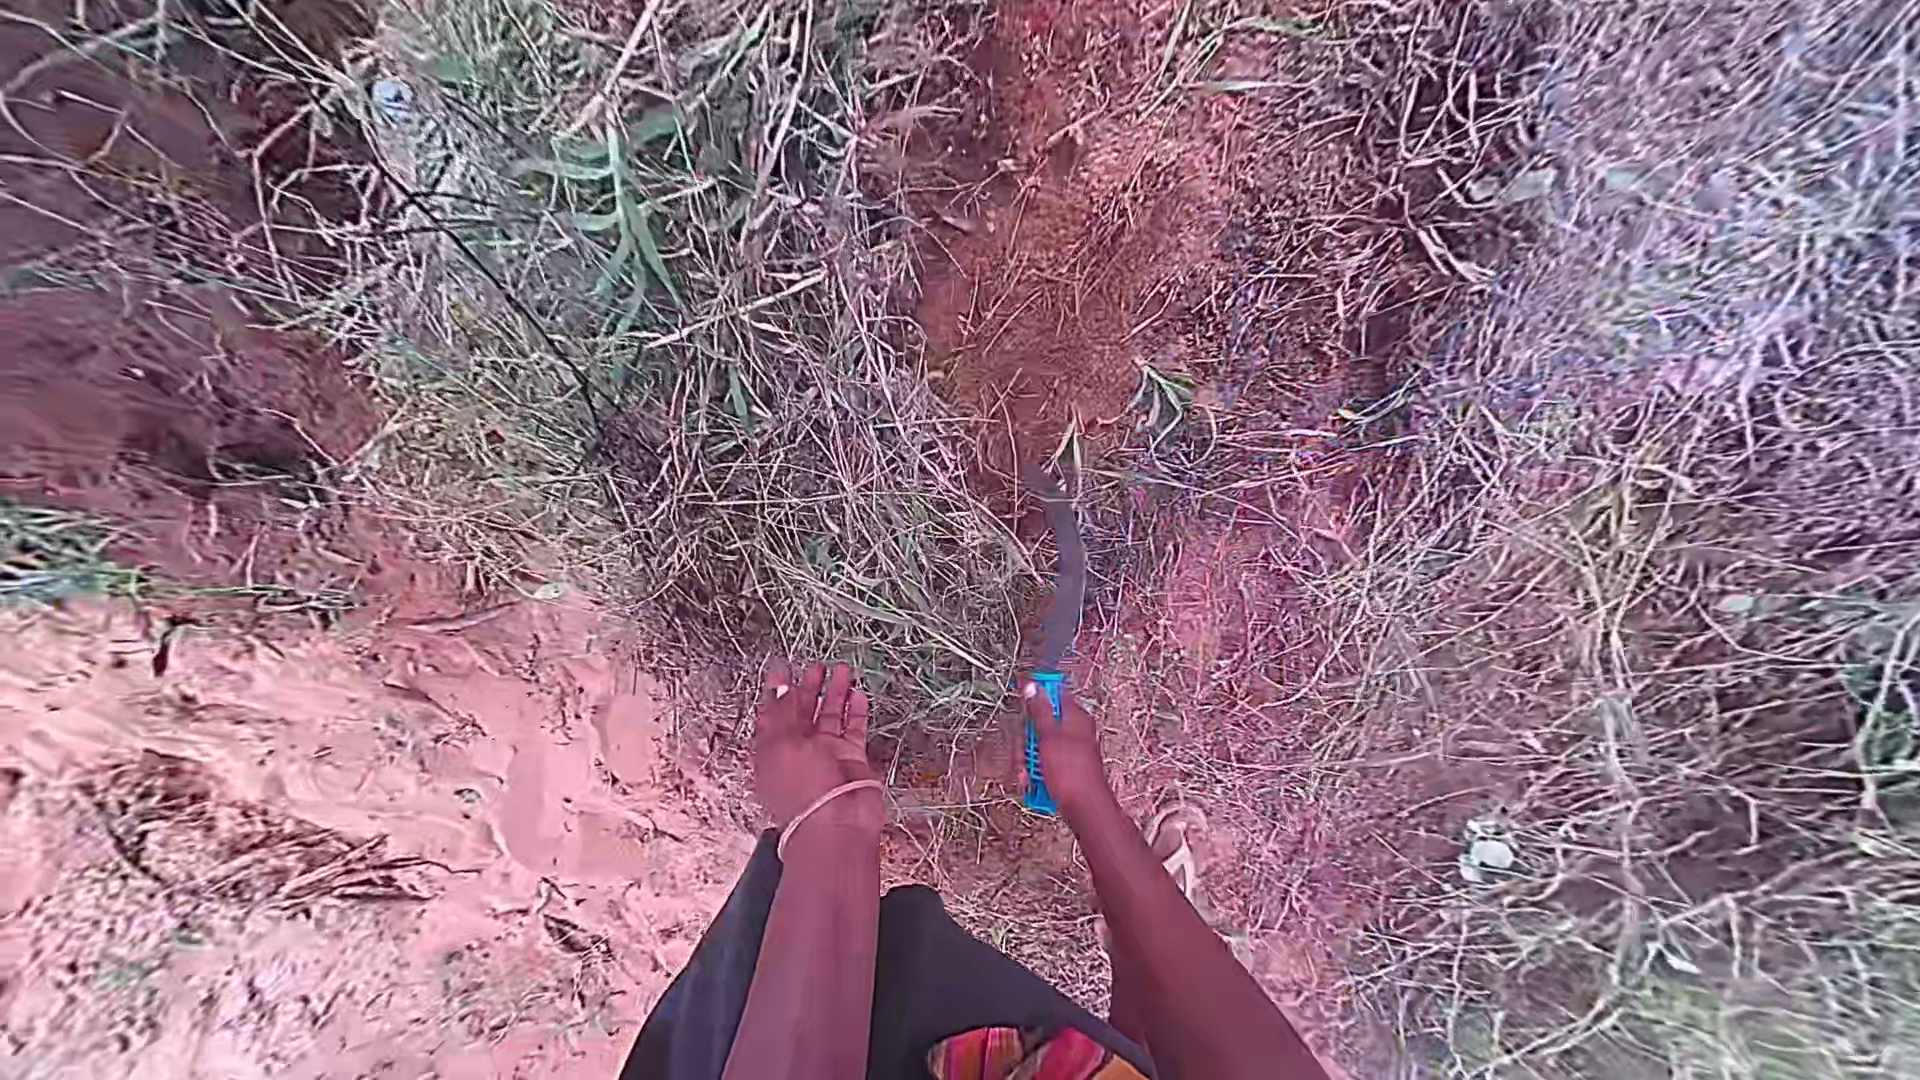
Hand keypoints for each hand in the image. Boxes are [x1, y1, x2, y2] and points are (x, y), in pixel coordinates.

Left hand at [754, 660, 882, 836]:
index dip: (776, 689)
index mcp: (774, 749)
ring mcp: (827, 754)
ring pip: (831, 715)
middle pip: (804, 711)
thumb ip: (783, 713)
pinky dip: (856, 711)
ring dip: (836, 692)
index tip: (782, 668)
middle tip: (817, 666)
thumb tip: (779, 687)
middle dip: (810, 687)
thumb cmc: (803, 790)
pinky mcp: (852, 758)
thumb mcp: (782, 744)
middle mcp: (800, 750)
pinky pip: (854, 729)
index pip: (773, 713)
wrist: (837, 824)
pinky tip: (858, 695)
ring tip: (842, 670)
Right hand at [1021, 679, 1117, 818]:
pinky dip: (1037, 771)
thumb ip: (1040, 710)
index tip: (1023, 698)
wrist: (1085, 809)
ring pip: (1041, 744)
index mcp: (1075, 717)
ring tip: (1028, 772)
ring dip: (1029, 758)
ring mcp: (1071, 750)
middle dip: (1028, 738)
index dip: (1037, 693)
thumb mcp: (1049, 736)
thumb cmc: (1072, 774)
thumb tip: (1033, 686)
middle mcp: (1075, 731)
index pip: (1054, 692)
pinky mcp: (1066, 767)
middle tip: (1025, 750)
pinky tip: (1034, 781)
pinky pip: (1046, 762)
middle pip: (1042, 722)